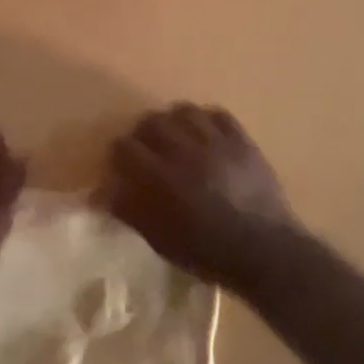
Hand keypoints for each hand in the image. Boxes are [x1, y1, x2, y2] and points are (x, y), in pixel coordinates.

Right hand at [107, 103, 294, 286]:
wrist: (265, 252)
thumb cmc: (207, 252)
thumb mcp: (160, 239)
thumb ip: (128, 211)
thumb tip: (98, 194)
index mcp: (160, 175)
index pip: (125, 146)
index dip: (119, 153)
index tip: (122, 165)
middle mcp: (184, 150)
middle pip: (153, 121)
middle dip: (145, 132)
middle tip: (149, 148)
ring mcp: (216, 142)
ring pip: (185, 111)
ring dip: (175, 121)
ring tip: (178, 136)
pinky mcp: (242, 141)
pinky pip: (218, 115)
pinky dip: (207, 120)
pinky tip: (206, 135)